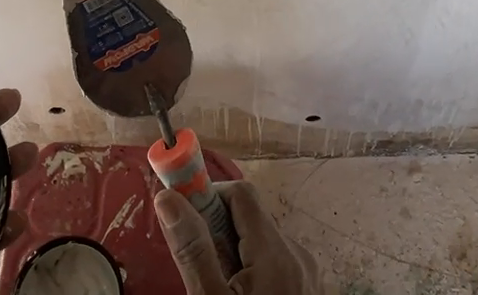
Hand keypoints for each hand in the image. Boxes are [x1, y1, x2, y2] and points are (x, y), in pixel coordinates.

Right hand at [156, 181, 326, 294]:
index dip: (210, 196)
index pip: (242, 193)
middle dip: (219, 232)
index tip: (186, 217)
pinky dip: (254, 273)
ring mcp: (309, 276)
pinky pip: (277, 266)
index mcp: (277, 252)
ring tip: (218, 292)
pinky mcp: (310, 292)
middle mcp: (299, 255)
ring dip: (234, 255)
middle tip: (198, 267)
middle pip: (251, 219)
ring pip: (262, 244)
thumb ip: (192, 248)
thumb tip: (167, 197)